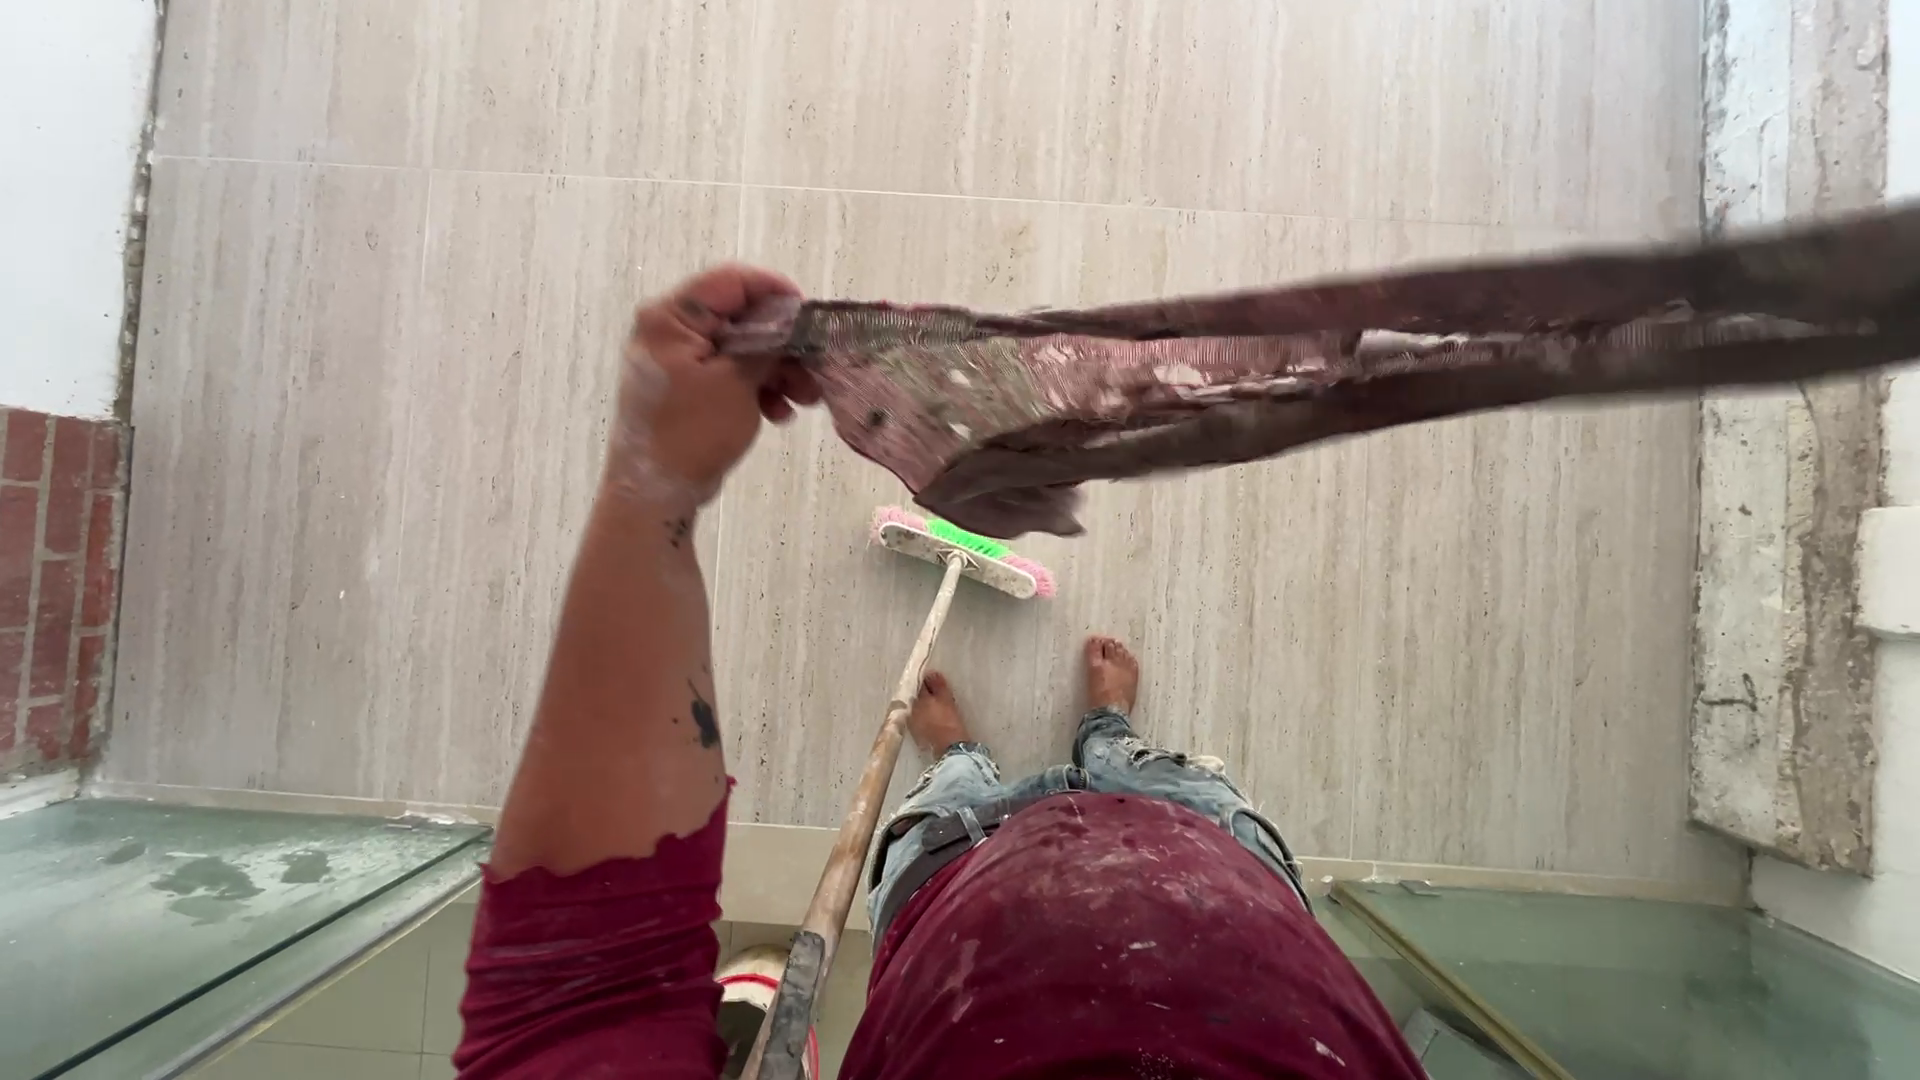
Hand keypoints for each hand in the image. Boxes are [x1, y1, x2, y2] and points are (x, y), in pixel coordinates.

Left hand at [608, 264, 817, 511]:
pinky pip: (732, 375)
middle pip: (741, 319)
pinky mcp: (690, 388)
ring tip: (805, 401)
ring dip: (778, 372)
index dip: (775, 293)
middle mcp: (671, 330)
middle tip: (816, 372)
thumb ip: (767, 344)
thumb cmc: (692, 432)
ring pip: (742, 350)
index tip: (811, 318)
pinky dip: (758, 389)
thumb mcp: (736, 383)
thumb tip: (795, 320)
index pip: (731, 282)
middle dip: (783, 346)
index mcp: (672, 317)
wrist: (656, 492)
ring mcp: (680, 360)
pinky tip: (779, 414)